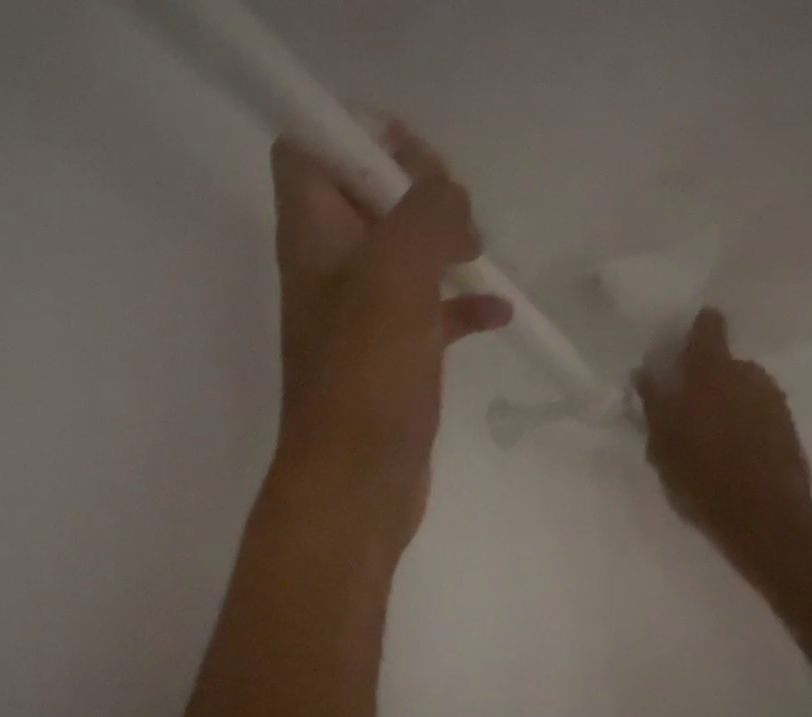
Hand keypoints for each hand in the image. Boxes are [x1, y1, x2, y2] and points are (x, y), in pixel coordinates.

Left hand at [268, 123, 511, 549]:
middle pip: (367, 195)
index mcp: (314, 237)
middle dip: (418, 189)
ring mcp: (363, 317)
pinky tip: (499, 314)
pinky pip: (429, 311)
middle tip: (457, 213)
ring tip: (481, 252)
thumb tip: (447, 193)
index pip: (311, 150)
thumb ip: (424, 213)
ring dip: (444, 241)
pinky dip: (462, 305)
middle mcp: (331, 269)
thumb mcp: (396, 276)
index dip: (358, 136)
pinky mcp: (393, 359)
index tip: (415, 161)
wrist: (356, 486)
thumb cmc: (367, 379)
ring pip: (404, 252)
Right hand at [636, 309, 811, 569]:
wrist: (765, 518)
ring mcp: (773, 400)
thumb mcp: (662, 444)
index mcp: (712, 372)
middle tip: (683, 410)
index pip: (708, 328)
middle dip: (704, 380)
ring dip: (725, 404)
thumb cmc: (702, 478)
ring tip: (706, 440)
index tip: (681, 346)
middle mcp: (748, 375)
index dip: (696, 329)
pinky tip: (730, 455)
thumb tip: (646, 373)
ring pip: (741, 390)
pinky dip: (743, 425)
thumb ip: (654, 403)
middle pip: (723, 364)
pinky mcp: (787, 427)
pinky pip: (757, 414)